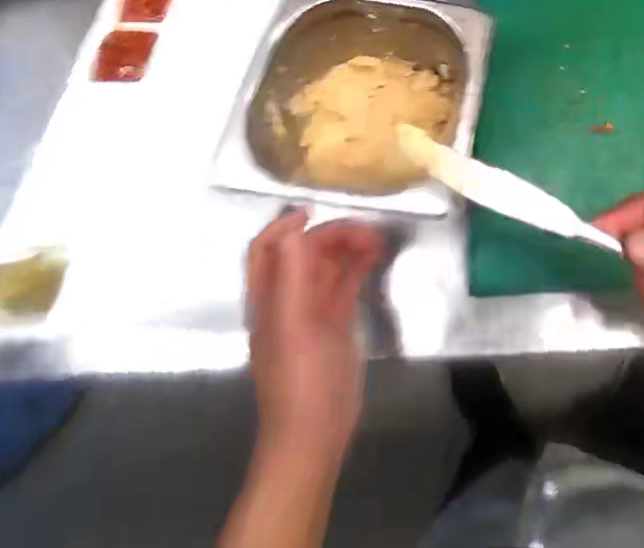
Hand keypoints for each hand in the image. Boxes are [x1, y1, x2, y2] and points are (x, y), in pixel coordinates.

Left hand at [244, 209, 384, 462]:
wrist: (315, 433)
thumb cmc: (299, 379)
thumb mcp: (293, 325)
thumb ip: (291, 276)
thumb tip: (293, 229)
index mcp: (268, 297)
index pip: (266, 248)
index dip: (284, 225)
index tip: (315, 211)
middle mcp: (288, 298)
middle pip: (304, 252)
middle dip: (331, 234)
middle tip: (367, 231)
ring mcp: (313, 310)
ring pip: (328, 264)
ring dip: (349, 246)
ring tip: (377, 240)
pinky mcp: (336, 322)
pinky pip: (345, 282)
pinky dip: (359, 265)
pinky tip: (376, 256)